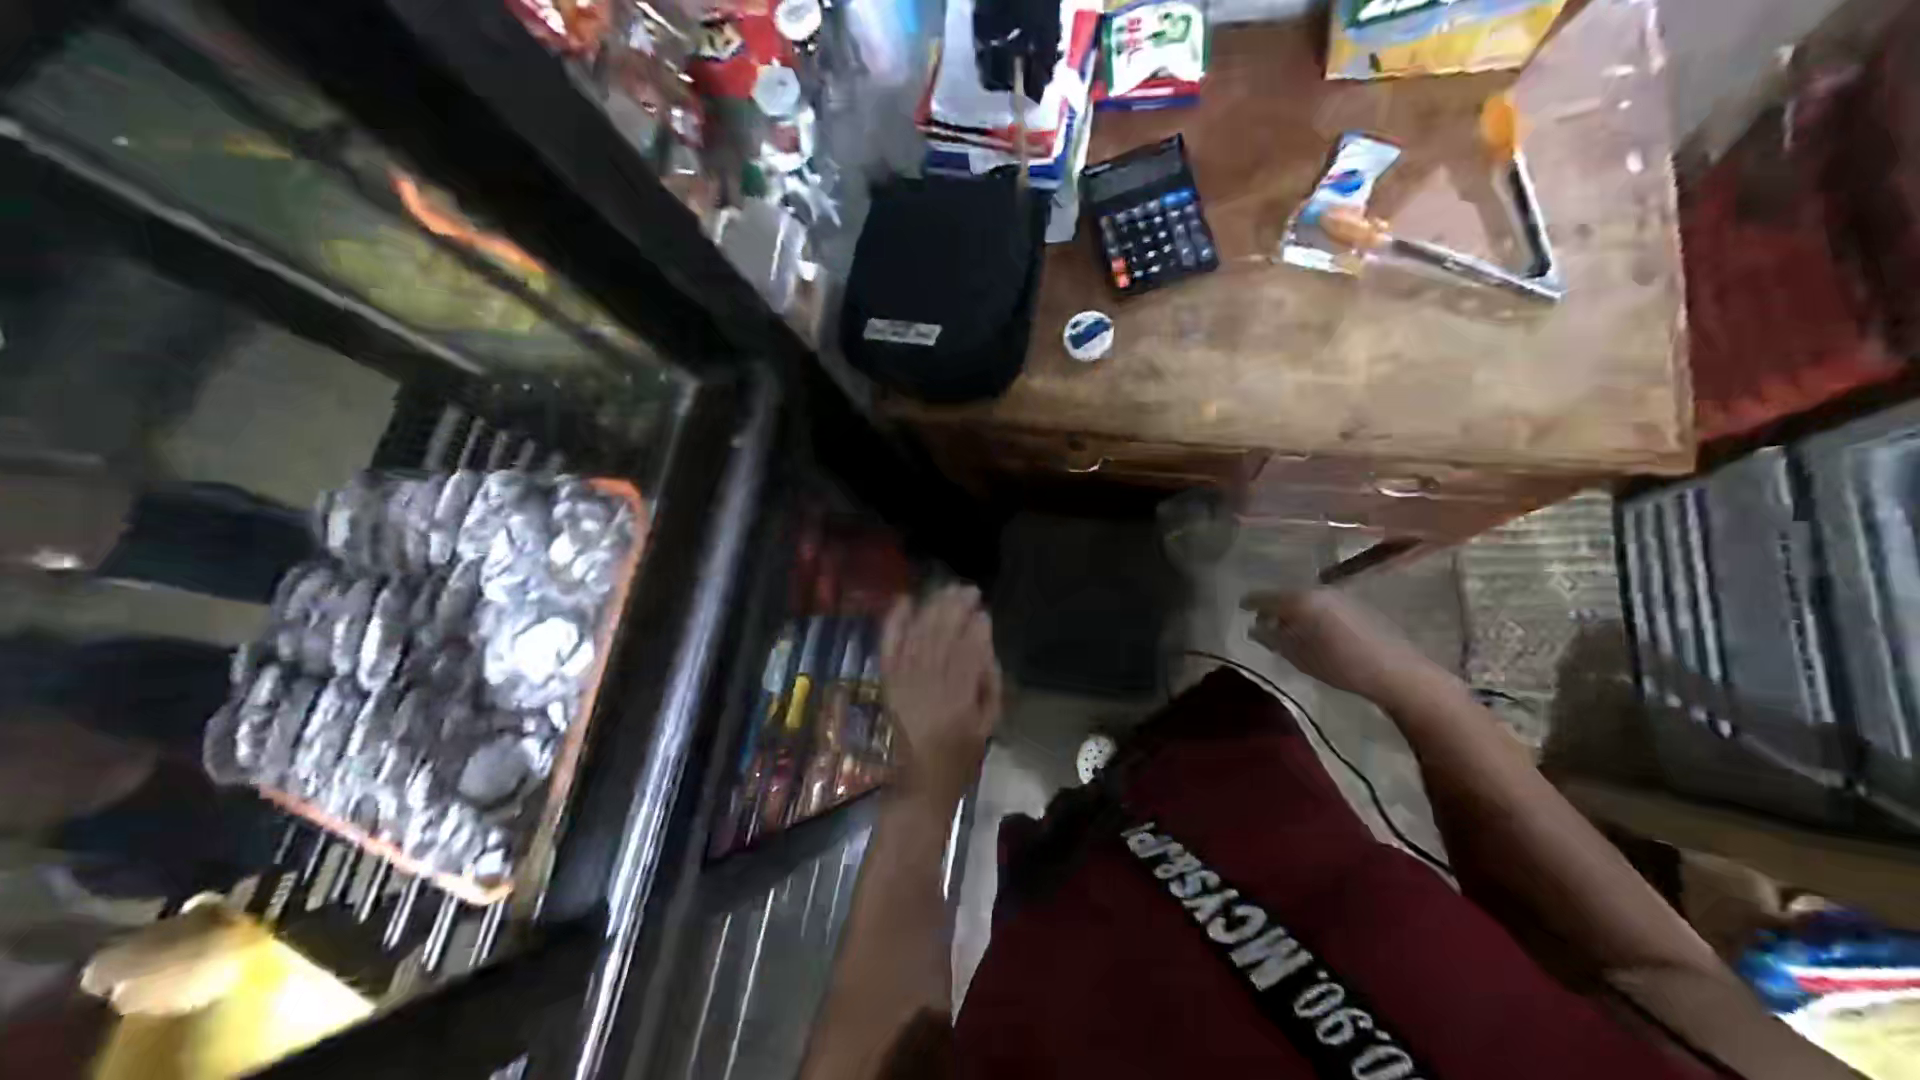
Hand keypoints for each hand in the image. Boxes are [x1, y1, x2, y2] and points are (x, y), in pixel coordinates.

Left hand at [880, 584, 1001, 807]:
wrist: (918, 783)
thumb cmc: (960, 756)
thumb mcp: (989, 724)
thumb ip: (991, 683)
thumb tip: (985, 646)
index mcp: (959, 700)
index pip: (969, 652)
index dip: (977, 628)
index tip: (984, 612)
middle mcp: (929, 685)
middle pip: (942, 636)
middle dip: (956, 608)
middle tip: (969, 590)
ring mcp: (904, 681)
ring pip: (919, 635)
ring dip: (933, 608)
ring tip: (947, 590)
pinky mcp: (887, 682)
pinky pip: (889, 645)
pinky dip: (895, 622)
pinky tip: (905, 600)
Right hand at [1241, 588, 1440, 704]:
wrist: (1396, 671)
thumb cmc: (1340, 665)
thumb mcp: (1298, 656)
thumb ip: (1272, 639)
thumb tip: (1253, 628)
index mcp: (1300, 600)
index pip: (1266, 597)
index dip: (1251, 603)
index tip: (1241, 608)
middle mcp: (1319, 590)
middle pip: (1287, 596)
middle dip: (1274, 609)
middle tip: (1263, 625)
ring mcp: (1340, 596)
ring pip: (1307, 599)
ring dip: (1294, 612)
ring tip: (1288, 630)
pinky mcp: (1357, 605)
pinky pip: (1323, 604)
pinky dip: (1312, 613)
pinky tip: (1314, 631)